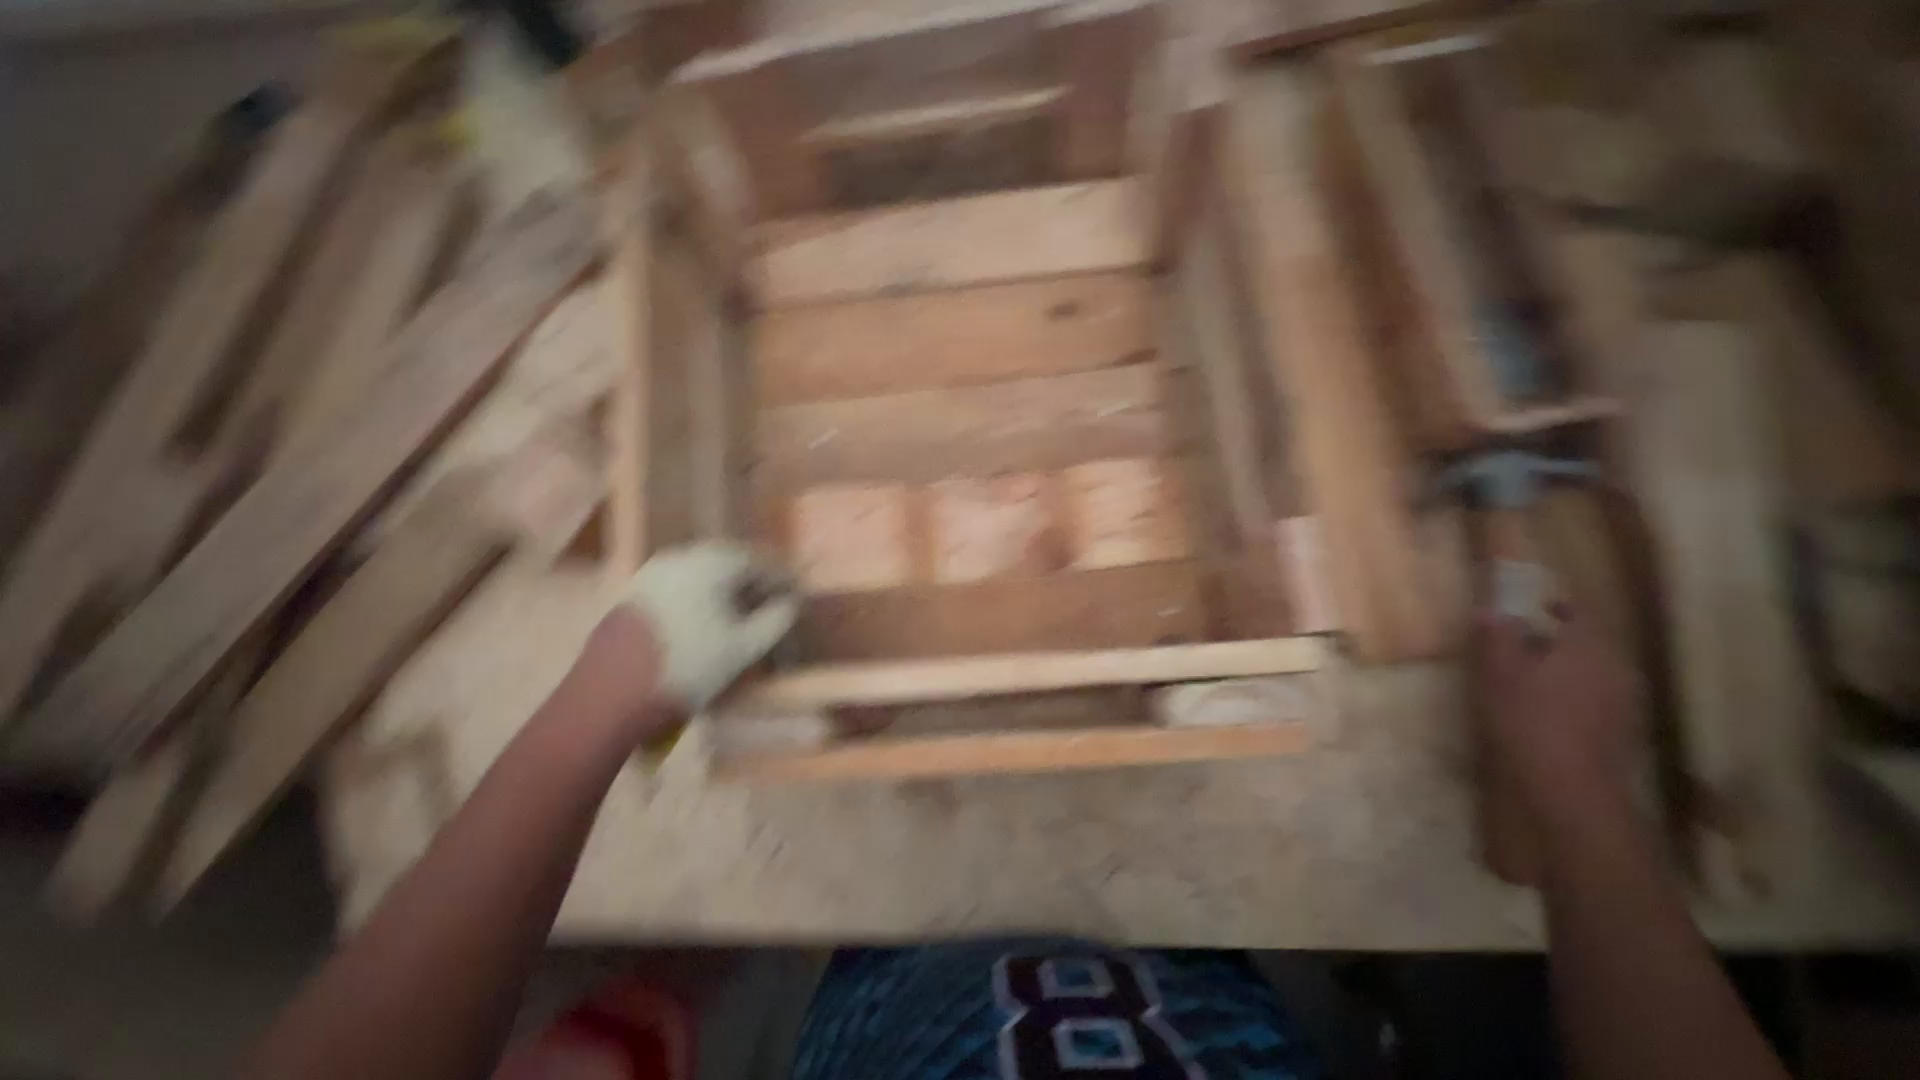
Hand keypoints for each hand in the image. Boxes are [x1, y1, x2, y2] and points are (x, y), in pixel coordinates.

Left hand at [616, 542, 798, 711]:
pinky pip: (679, 587)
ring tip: (740, 618)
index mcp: (712, 561)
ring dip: (725, 591)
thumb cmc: (689, 666)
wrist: (611, 692)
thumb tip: (789, 604)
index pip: (759, 560)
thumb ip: (774, 621)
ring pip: (701, 574)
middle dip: (753, 583)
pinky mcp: (634, 593)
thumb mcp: (743, 649)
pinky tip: (705, 624)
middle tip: (771, 605)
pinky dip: (699, 599)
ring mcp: (653, 572)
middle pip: (728, 563)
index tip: (797, 595)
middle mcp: (681, 555)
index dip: (781, 578)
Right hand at [1476, 609, 1641, 815]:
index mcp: (1588, 645)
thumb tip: (1489, 609)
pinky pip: (1601, 697)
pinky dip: (1579, 694)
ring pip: (1597, 670)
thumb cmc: (1530, 719)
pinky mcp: (1623, 729)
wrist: (1571, 786)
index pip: (1581, 611)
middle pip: (1592, 641)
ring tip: (1537, 676)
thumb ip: (1495, 638)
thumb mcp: (1498, 674)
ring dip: (1571, 667)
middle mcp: (1615, 665)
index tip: (1538, 606)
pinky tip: (1554, 709)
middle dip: (1563, 639)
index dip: (1560, 605)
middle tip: (1530, 642)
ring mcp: (1625, 700)